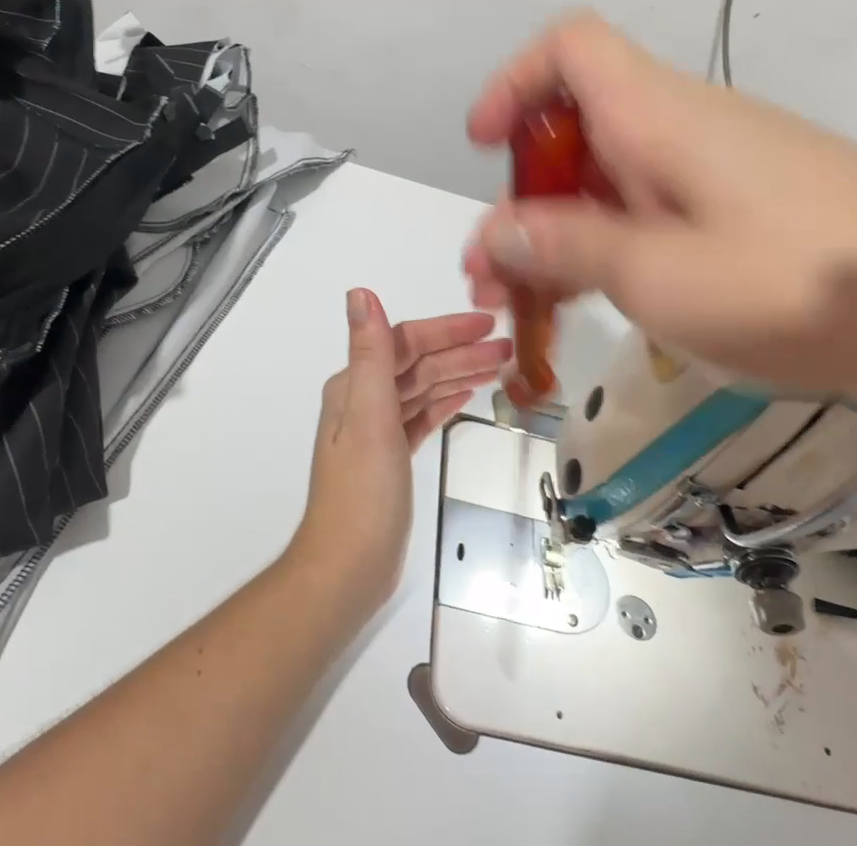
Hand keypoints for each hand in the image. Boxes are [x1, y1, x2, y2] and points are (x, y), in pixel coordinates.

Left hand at [288, 290, 510, 609]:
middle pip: (417, 365)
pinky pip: (421, 418)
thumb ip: (370, 354)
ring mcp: (376, 432)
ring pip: (422, 390)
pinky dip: (442, 403)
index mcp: (354, 387)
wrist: (349, 564)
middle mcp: (362, 403)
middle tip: (507, 348)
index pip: (404, 343)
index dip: (445, 330)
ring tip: (499, 368)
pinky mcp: (391, 459)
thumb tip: (359, 293)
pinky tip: (465, 397)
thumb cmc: (363, 491)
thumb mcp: (369, 417)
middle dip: (459, 352)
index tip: (488, 324)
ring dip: (457, 375)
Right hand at [460, 13, 856, 398]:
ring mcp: (722, 167)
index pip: (569, 48)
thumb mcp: (661, 277)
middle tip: (493, 282)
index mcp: (657, 117)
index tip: (483, 151)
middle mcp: (686, 125)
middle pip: (578, 130)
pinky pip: (659, 208)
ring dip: (563, 235)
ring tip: (534, 309)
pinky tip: (611, 302)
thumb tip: (496, 229)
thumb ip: (569, 248)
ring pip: (616, 179)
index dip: (513, 84)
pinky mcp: (751, 205)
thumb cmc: (798, 285)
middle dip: (522, 199)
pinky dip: (616, 247)